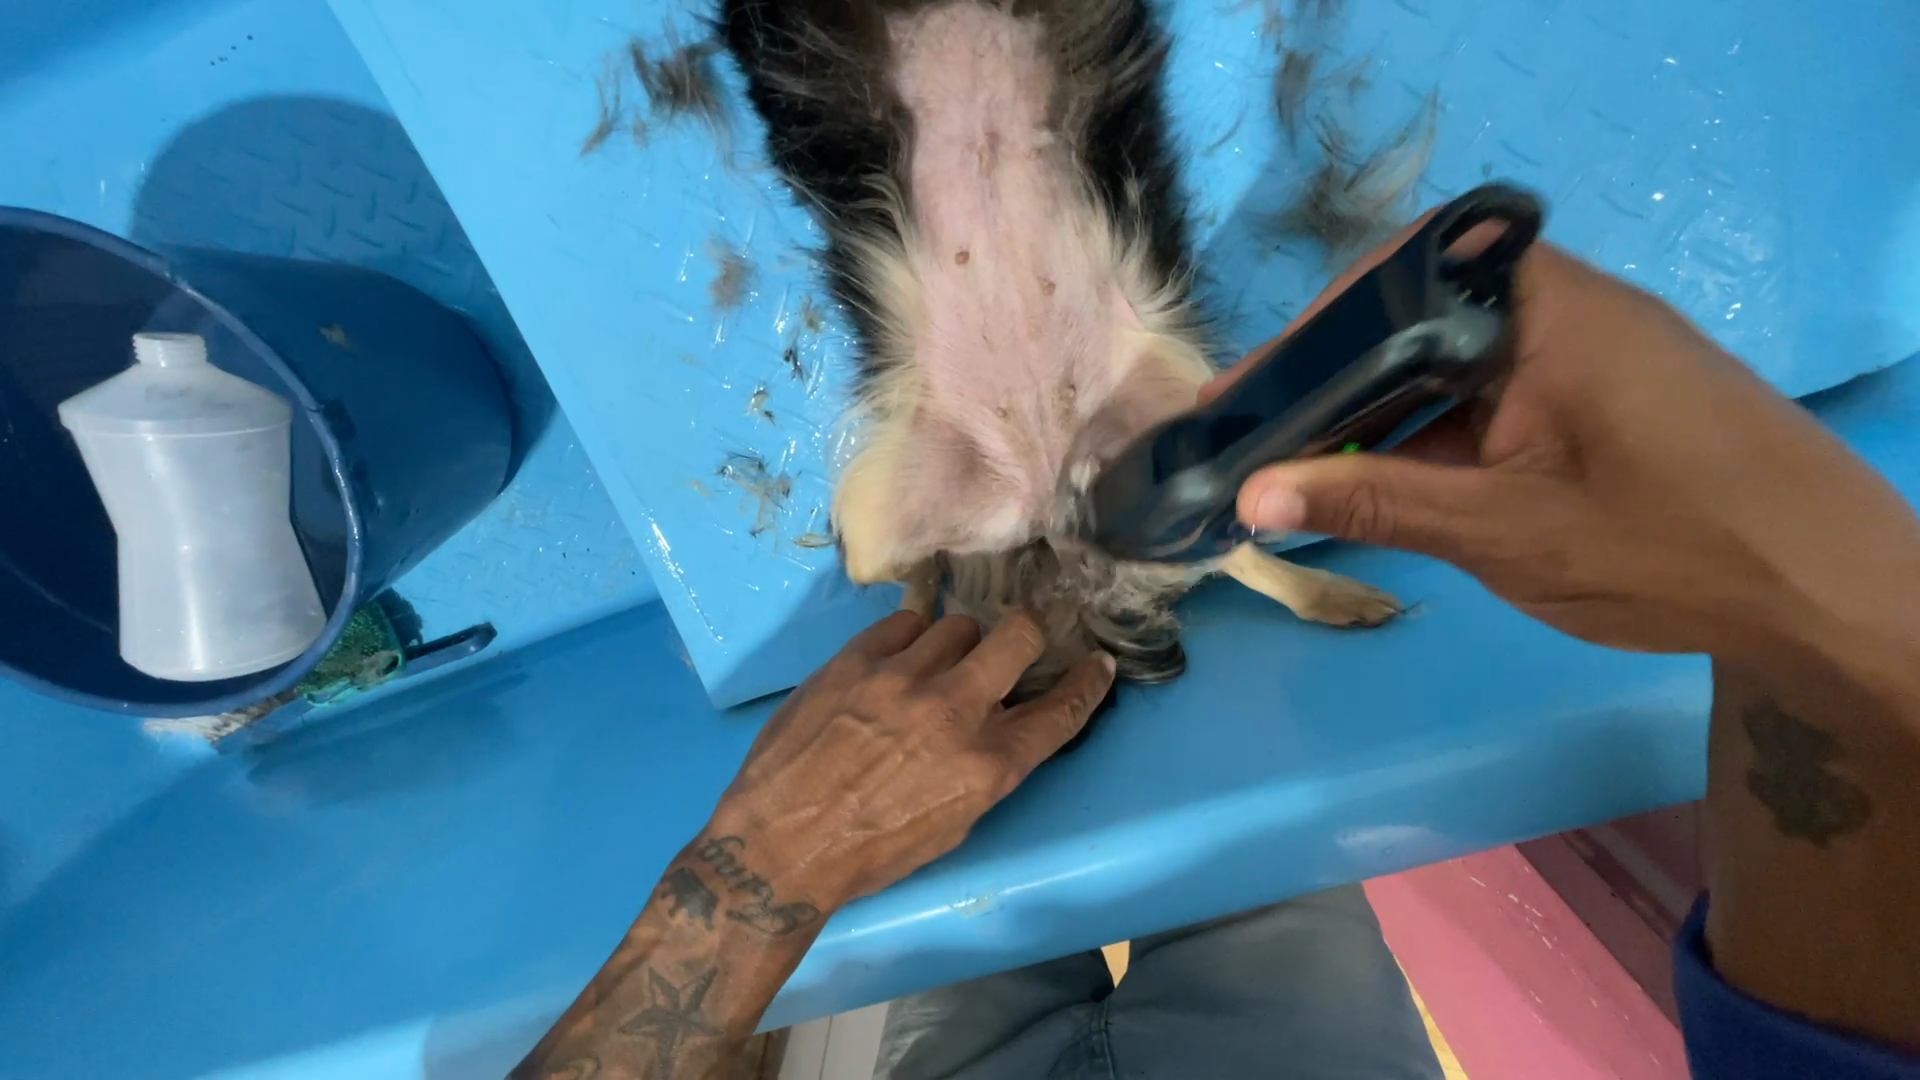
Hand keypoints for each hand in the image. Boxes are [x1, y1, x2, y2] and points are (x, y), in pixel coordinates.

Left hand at [510, 613, 1112, 1079]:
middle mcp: (954, 710)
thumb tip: (1008, 719)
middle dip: (1027, 634)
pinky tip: (896, 661)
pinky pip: (905, 623)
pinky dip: (910, 639)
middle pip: (1019, 635)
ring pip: (958, 624)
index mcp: (987, 766)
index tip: (1097, 663)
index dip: (1088, 683)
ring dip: (958, 644)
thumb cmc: (873, 851)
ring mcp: (902, 677)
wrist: (780, 845)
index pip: (1061, 711)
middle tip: (1013, 642)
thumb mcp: (954, 823)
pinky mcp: (856, 659)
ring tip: (934, 666)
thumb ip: (990, 765)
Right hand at [1218, 219, 1919, 659]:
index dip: (1326, 317)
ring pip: (1435, 369)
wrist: (1835, 605)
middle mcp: (1557, 318)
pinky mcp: (1572, 408)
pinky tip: (1360, 478)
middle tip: (1250, 420)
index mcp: (1551, 314)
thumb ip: (1371, 503)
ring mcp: (1566, 365)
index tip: (1265, 374)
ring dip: (1364, 411)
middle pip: (1414, 320)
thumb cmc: (1672, 551)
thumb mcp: (1500, 529)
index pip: (1414, 272)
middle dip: (1327, 373)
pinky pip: (1467, 405)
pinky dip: (1409, 438)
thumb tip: (1250, 497)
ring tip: (1285, 454)